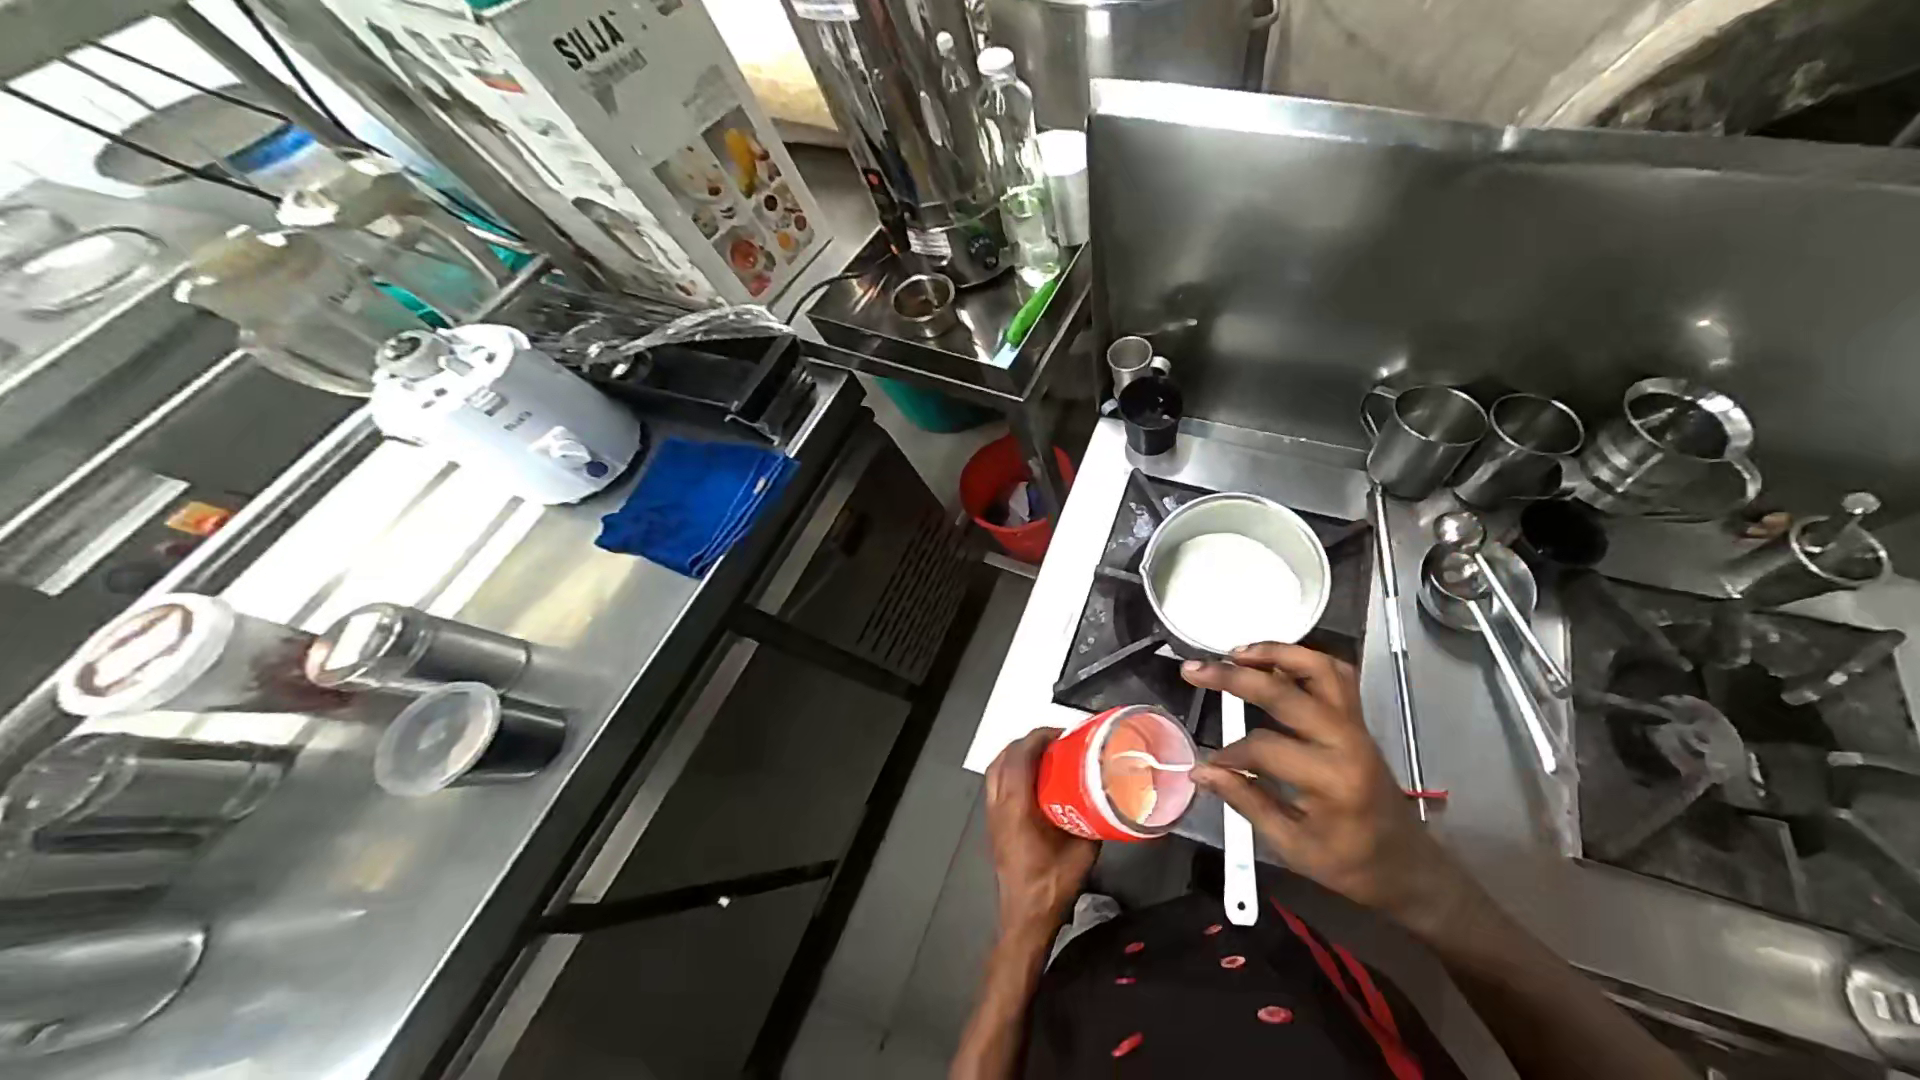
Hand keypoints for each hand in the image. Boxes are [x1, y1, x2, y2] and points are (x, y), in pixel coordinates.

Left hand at [984, 728, 1098, 932]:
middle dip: (1027, 742)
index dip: (1037, 738)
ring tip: (1044, 754)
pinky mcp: (993, 824)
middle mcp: (998, 806)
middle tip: (1055, 740)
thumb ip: (1093, 820)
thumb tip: (1106, 795)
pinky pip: (996, 784)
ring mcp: (991, 815)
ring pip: (995, 770)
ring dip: (1016, 755)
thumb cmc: (1052, 886)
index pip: (1019, 758)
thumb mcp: (1083, 851)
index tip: (1060, 733)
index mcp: (1016, 808)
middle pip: (1003, 758)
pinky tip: (1034, 779)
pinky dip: (1011, 771)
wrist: (1026, 918)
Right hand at [1182, 643, 1467, 932]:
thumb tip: (1201, 772)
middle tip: (1195, 669)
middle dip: (1235, 677)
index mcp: (1331, 780)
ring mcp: (1356, 726)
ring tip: (1235, 653)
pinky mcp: (1357, 721)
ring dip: (1275, 653)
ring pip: (1318, 669)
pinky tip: (1273, 661)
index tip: (1209, 767)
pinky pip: (1336, 675)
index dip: (1229, 755)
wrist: (1409, 867)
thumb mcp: (1292, 845)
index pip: (1265, 747)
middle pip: (1286, 692)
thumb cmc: (1351, 864)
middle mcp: (1346, 742)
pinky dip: (1303, 659)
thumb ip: (1245, 801)